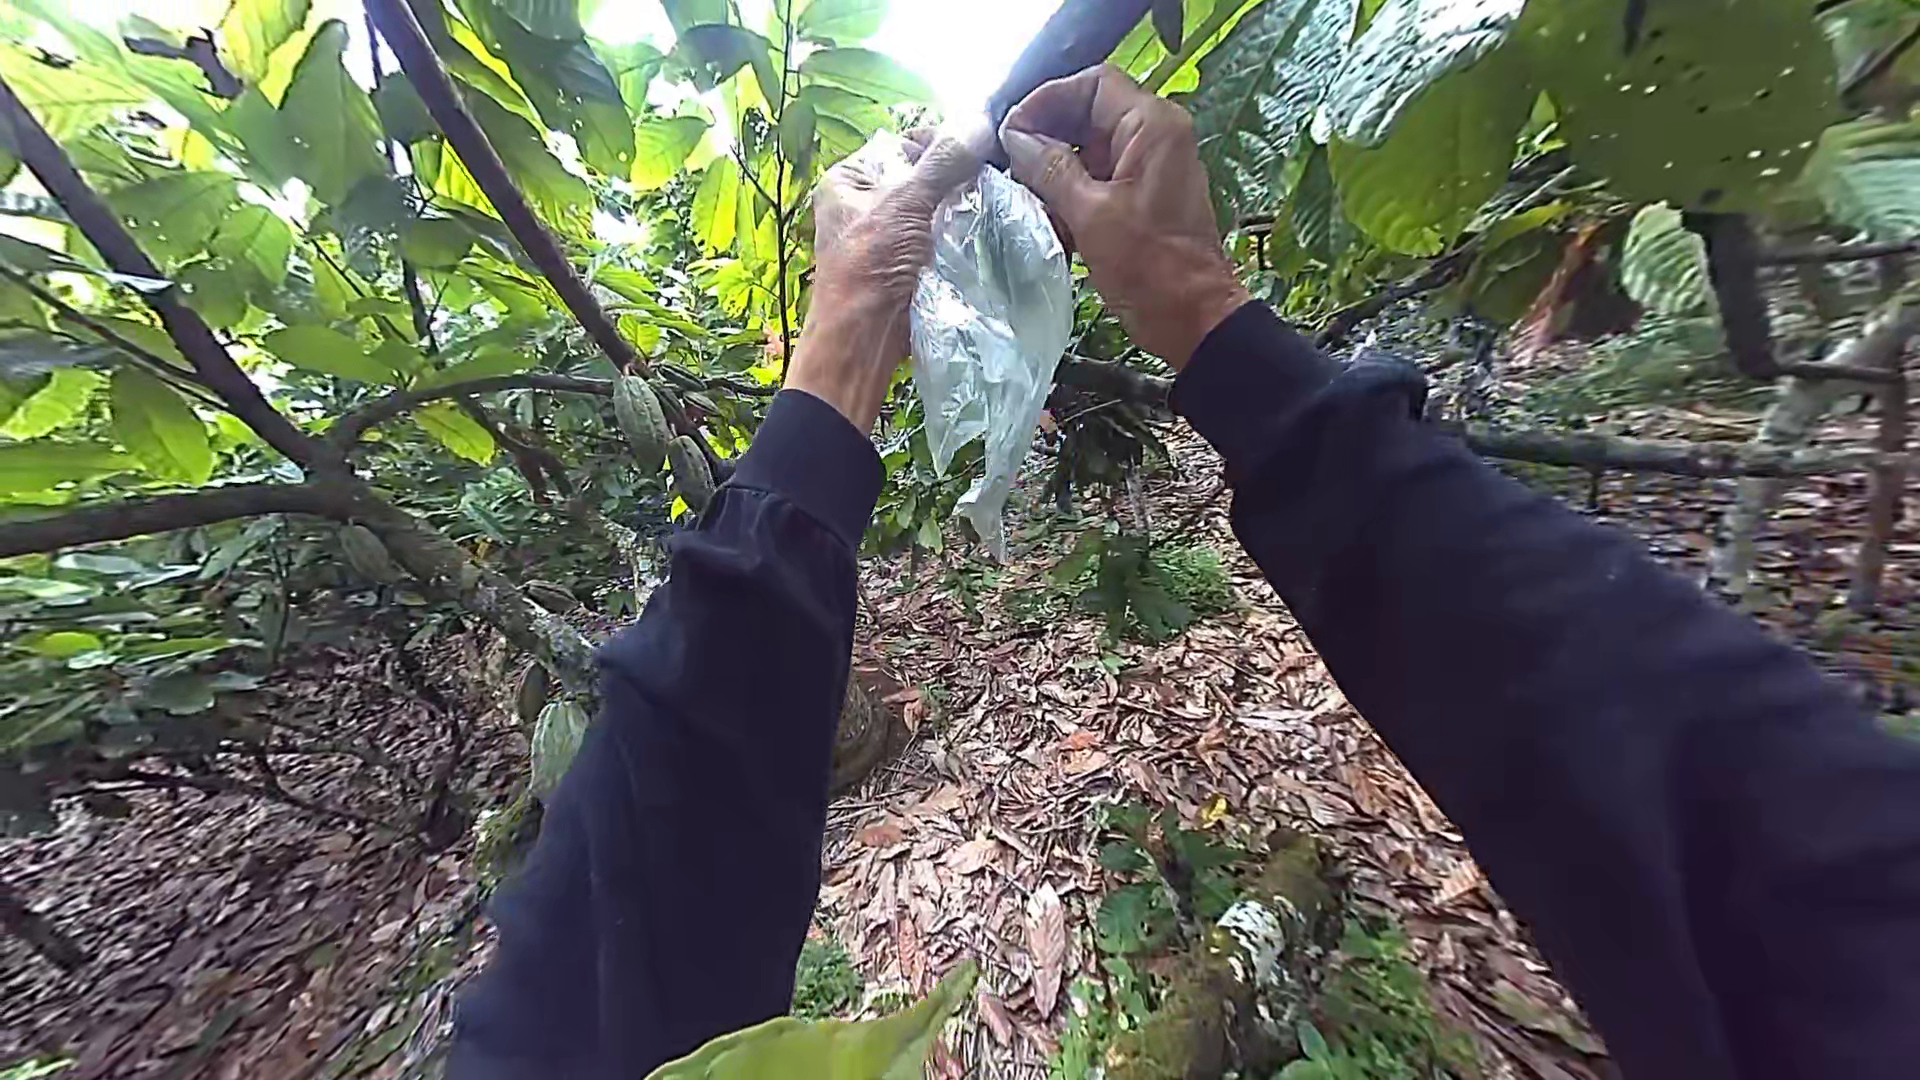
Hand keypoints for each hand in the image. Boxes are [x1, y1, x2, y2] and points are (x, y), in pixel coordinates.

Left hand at [787, 133, 980, 431]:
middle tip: (985, 185)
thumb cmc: (871, 265)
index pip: (902, 144)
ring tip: (984, 212)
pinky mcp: (906, 272)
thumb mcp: (906, 202)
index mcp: (850, 180)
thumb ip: (944, 161)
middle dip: (953, 184)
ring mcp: (886, 243)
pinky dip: (956, 242)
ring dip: (957, 215)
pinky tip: (977, 239)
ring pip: (932, 215)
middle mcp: (865, 208)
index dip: (939, 144)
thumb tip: (982, 121)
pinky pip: (937, 245)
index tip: (976, 151)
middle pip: (921, 181)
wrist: (865, 339)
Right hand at [1000, 65, 1250, 369]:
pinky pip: (1095, 190)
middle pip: (1088, 120)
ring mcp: (1144, 176)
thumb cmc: (1149, 267)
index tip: (1010, 131)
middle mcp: (1151, 142)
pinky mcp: (1136, 208)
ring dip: (1052, 176)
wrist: (1189, 319)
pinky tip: (1042, 222)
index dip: (1047, 101)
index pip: (1093, 87)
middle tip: (1007, 166)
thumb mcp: (1094, 216)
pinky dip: (1068, 202)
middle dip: (1046, 141)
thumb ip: (1052, 172)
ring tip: (1019, 197)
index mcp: (1150, 128)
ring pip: (1088, 158)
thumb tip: (1016, 140)